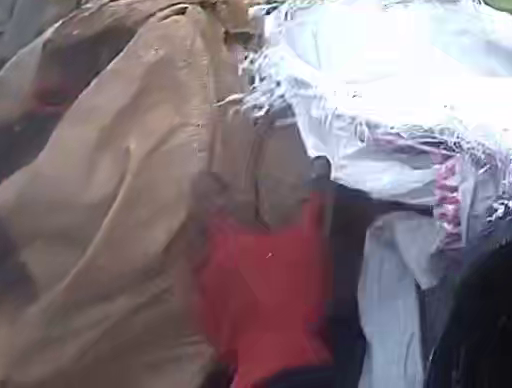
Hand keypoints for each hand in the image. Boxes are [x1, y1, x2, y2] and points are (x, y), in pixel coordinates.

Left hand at [193, 180, 331, 387]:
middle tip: (203, 210)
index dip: (207, 190)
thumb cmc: (293, 286)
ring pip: (192, 267)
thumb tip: (320, 163)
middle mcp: (209, 266)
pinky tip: (209, 283)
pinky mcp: (207, 322)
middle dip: (198, 222)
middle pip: (195, 238)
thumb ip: (313, 201)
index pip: (212, 208)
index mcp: (231, 241)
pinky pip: (195, 294)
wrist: (277, 349)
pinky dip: (199, 282)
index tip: (201, 175)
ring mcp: (204, 297)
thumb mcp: (310, 239)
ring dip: (196, 252)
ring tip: (203, 244)